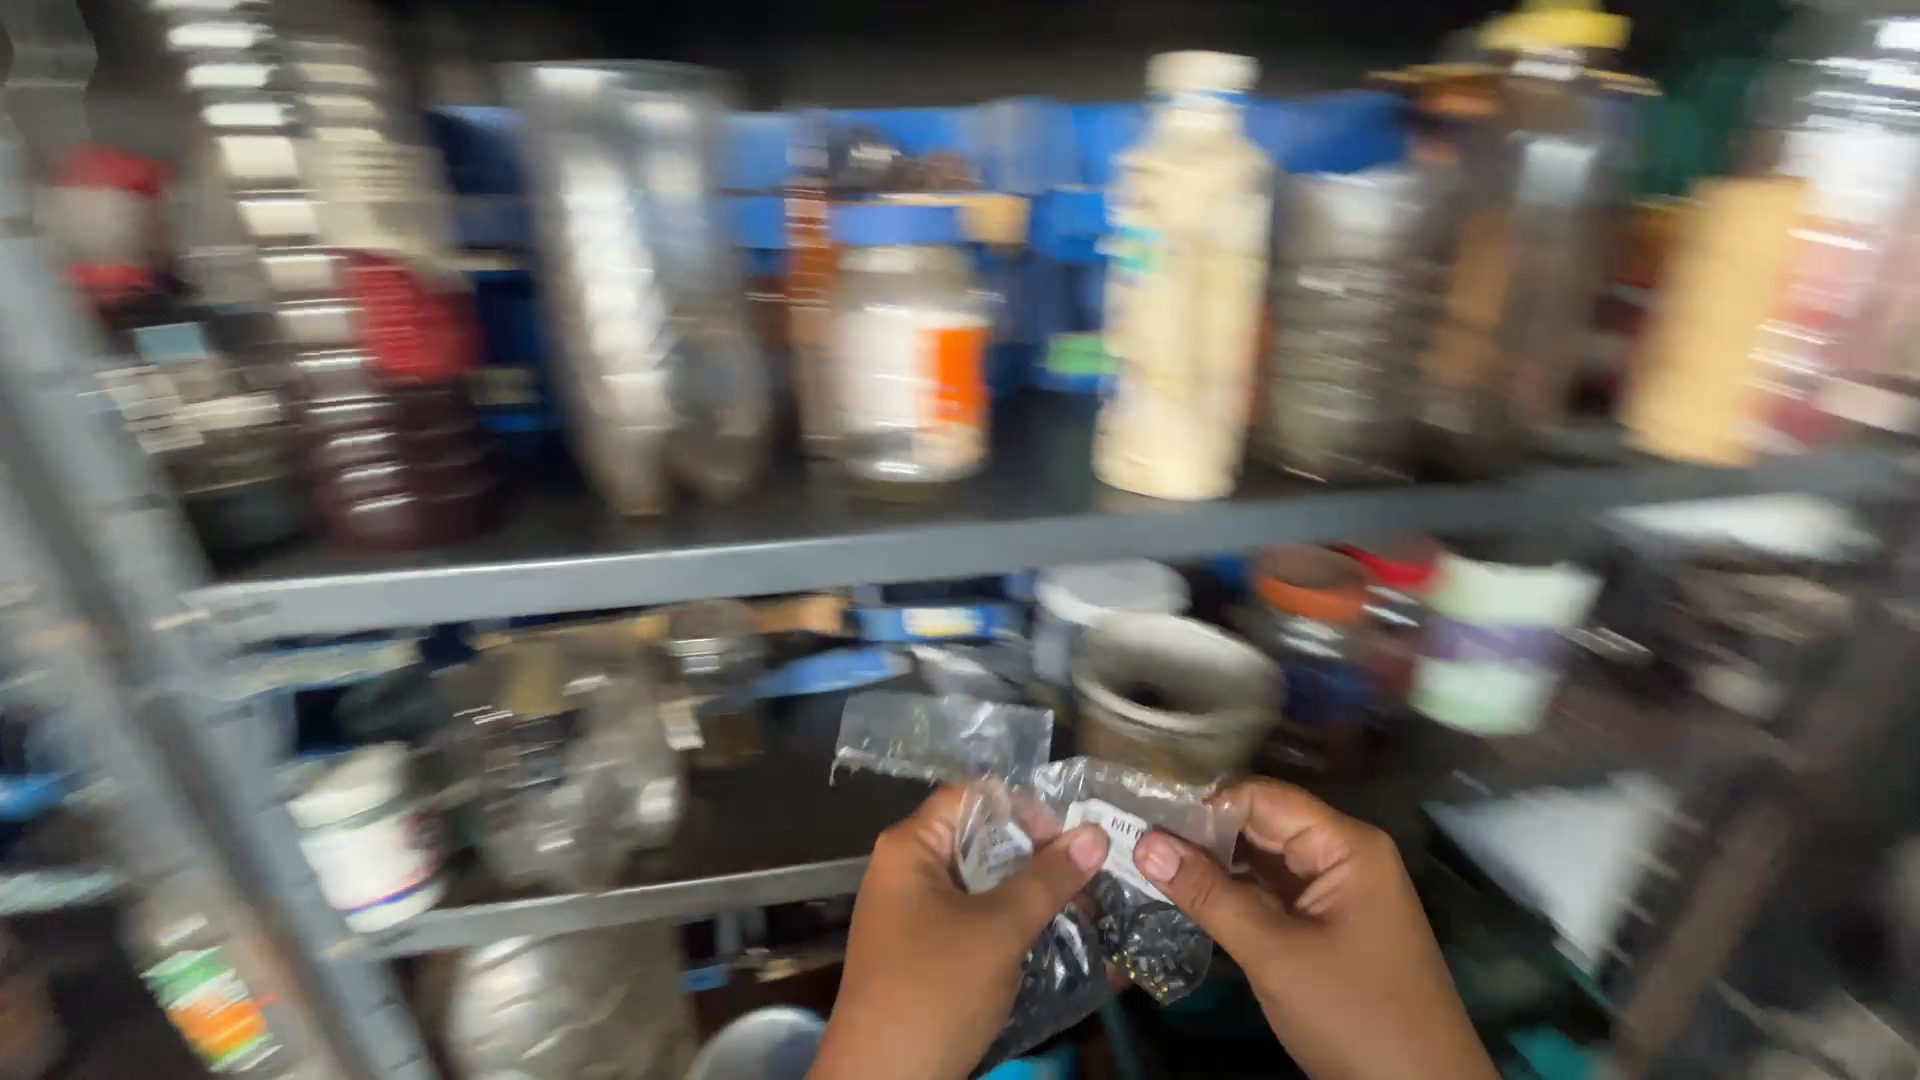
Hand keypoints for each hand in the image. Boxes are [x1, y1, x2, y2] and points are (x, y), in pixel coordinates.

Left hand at [810, 785, 1109, 1079]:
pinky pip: (968, 913)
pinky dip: (1004, 917)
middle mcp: (904, 868)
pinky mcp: (919, 946)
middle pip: (975, 837)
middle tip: (1080, 871)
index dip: (1020, 807)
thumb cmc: (936, 990)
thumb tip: (1095, 834)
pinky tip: (1041, 933)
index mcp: (909, 846)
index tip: (1065, 837)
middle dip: (1030, 852)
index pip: (971, 797)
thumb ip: (1048, 879)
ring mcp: (909, 910)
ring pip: (976, 879)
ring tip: (1073, 903)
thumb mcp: (1000, 929)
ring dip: (1023, 888)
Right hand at [1133, 779, 1496, 1079]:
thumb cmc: (1356, 1017)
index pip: (1261, 797)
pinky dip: (1229, 890)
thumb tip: (1143, 841)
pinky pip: (1268, 889)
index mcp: (1344, 845)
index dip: (1205, 805)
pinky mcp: (1322, 922)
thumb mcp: (1274, 954)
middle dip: (1202, 831)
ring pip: (1259, 857)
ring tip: (1148, 858)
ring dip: (1211, 861)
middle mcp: (1340, 854)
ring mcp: (1332, 890)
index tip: (1148, 819)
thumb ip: (1207, 893)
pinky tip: (1185, 891)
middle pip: (1259, 822)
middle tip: (1136, 835)